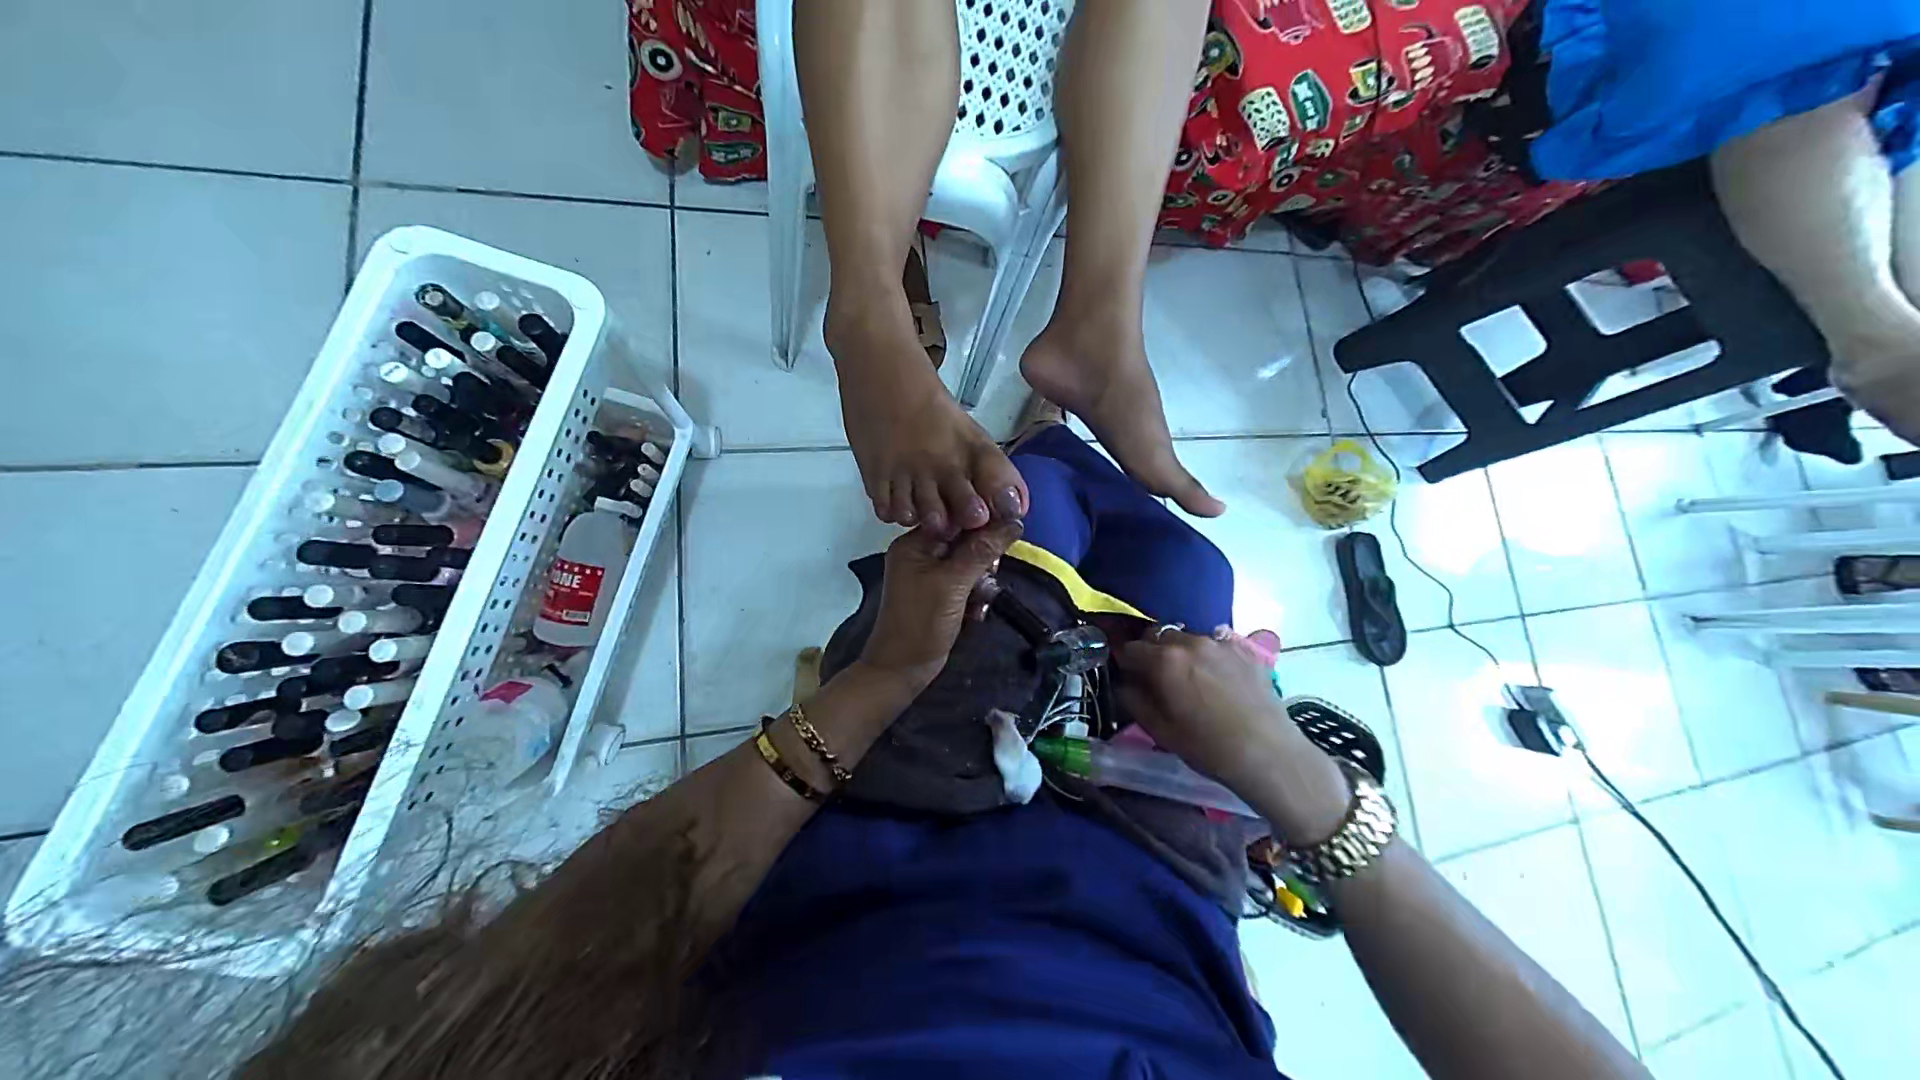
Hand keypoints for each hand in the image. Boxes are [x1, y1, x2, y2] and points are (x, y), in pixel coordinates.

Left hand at [859, 520, 1024, 690]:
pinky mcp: (941, 594)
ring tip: (980, 598)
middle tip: (988, 576)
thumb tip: (1014, 522)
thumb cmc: (921, 624)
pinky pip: (967, 582)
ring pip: (971, 562)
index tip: (1007, 532)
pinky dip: (975, 595)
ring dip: (982, 579)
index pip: (956, 517)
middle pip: (966, 538)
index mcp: (915, 543)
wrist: (902, 670)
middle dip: (983, 557)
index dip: (983, 522)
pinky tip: (975, 612)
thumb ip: (982, 552)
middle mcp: (922, 553)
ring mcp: (931, 575)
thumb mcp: (953, 584)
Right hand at [1115, 628, 1349, 841]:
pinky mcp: (1244, 650)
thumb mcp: (1159, 729)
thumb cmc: (1206, 746)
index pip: (1129, 648)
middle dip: (1151, 651)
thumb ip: (1133, 699)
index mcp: (1163, 660)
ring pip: (1187, 638)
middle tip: (1156, 676)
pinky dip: (1207, 655)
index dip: (1124, 662)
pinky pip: (1215, 644)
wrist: (1268, 753)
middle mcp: (1189, 642)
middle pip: (1158, 636)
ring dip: (1180, 652)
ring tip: (1189, 677)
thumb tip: (1124, 682)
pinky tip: (1215, 677)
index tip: (1127, 675)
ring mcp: (1220, 643)